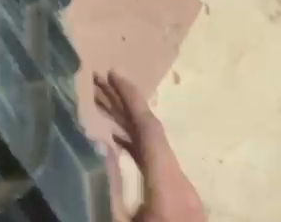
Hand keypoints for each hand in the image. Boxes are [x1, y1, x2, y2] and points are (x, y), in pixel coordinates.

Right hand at [94, 72, 206, 221]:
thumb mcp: (117, 220)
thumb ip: (107, 185)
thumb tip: (98, 143)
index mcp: (169, 188)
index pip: (149, 129)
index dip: (129, 98)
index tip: (109, 73)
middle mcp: (183, 188)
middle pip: (153, 135)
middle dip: (123, 106)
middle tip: (94, 83)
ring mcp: (186, 200)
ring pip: (157, 150)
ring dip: (128, 126)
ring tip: (98, 105)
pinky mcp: (183, 210)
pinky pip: (160, 166)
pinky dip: (137, 148)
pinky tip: (116, 143)